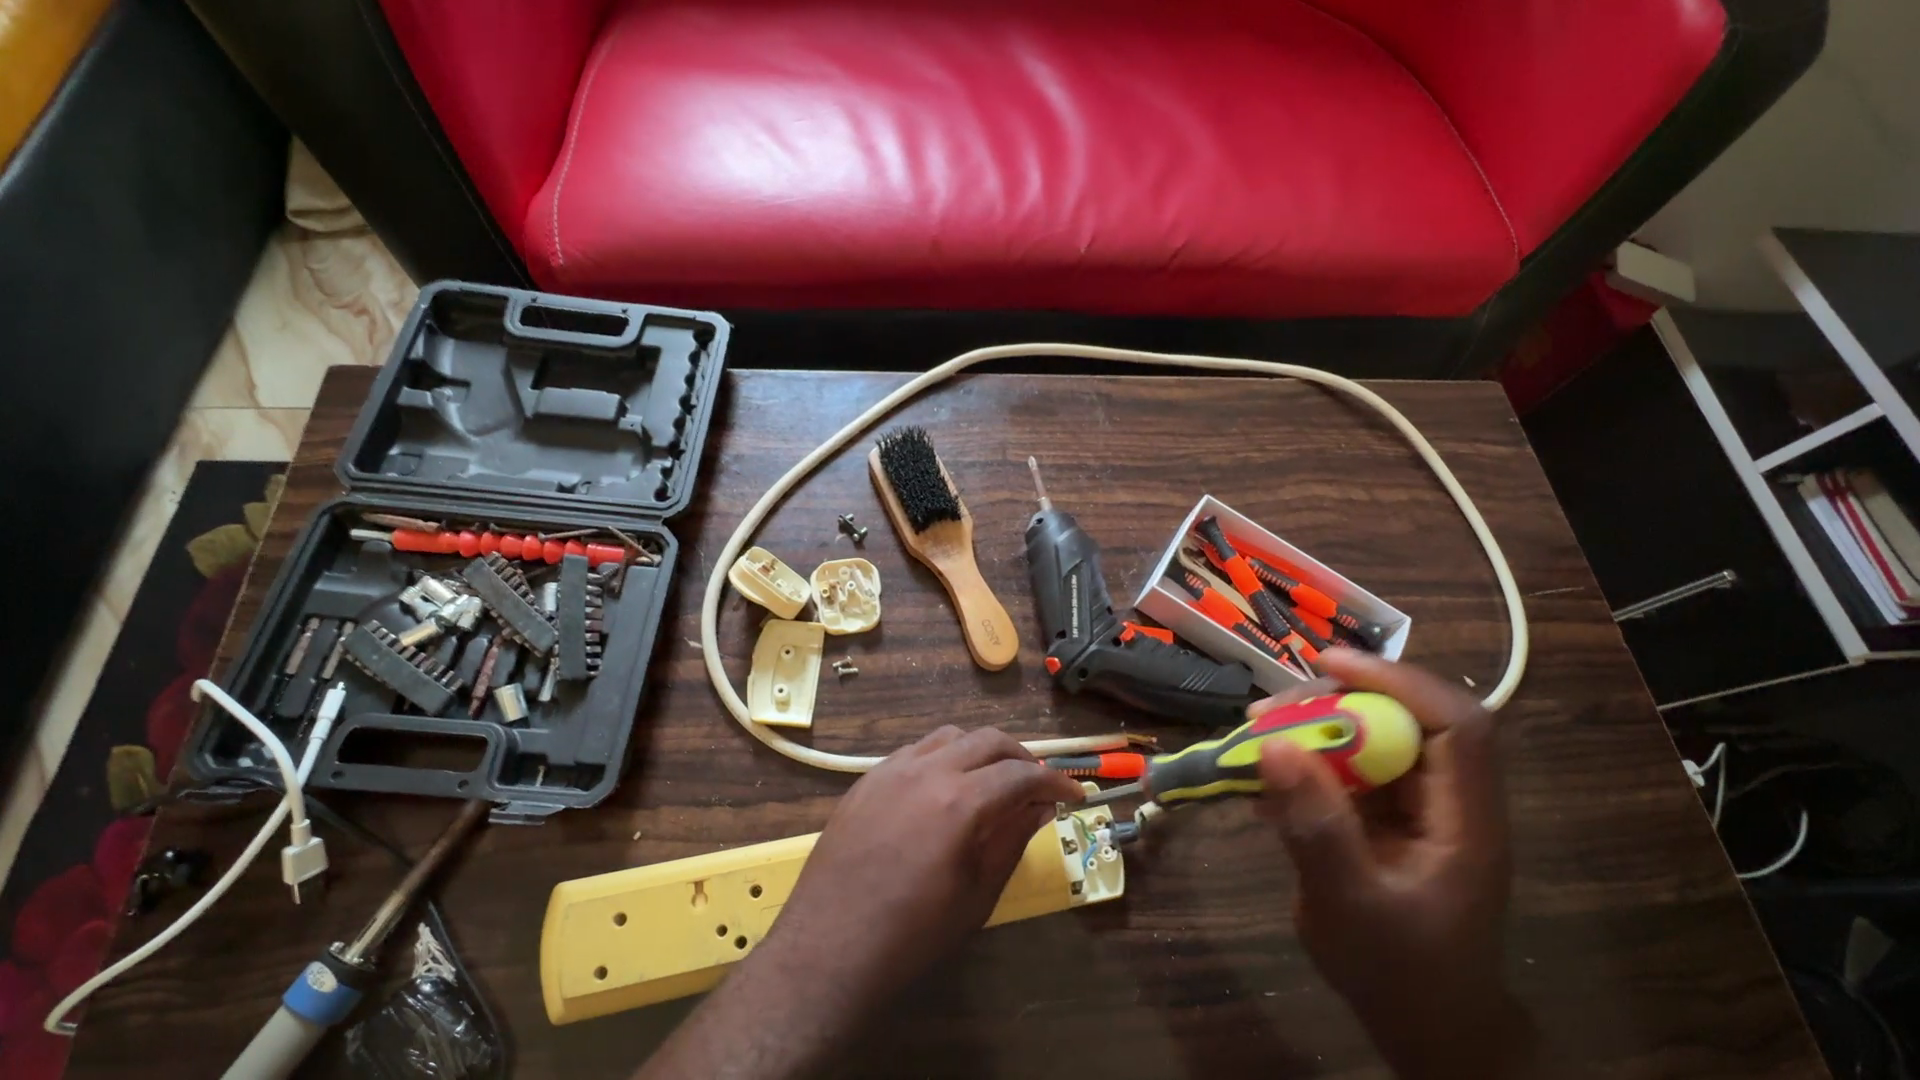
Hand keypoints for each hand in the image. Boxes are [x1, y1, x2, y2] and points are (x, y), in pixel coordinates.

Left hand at [770, 726, 1085, 1007]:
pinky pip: (914, 752)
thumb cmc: (912, 933)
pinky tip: (946, 789)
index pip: (1022, 774)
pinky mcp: (866, 781)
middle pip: (987, 740)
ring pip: (949, 737)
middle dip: (1021, 757)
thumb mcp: (977, 893)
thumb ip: (1012, 840)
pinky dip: (943, 758)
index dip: (1055, 781)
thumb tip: (1039, 807)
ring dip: (980, 751)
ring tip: (993, 781)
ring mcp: (891, 771)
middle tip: (1037, 786)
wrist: (829, 947)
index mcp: (960, 801)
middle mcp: (926, 771)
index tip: (1074, 794)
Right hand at [1256, 649, 1532, 1076]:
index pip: (1455, 724)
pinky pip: (1352, 774)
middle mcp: (1451, 803)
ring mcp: (1423, 812)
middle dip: (1338, 703)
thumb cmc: (1400, 974)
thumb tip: (1273, 745)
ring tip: (1257, 736)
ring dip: (1316, 731)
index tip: (1328, 664)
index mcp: (1468, 820)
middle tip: (1269, 710)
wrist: (1429, 1031)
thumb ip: (1316, 826)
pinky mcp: (1393, 824)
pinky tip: (1266, 780)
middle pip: (1409, 722)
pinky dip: (1310, 766)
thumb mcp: (1350, 904)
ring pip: (1375, 743)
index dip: (1397, 682)